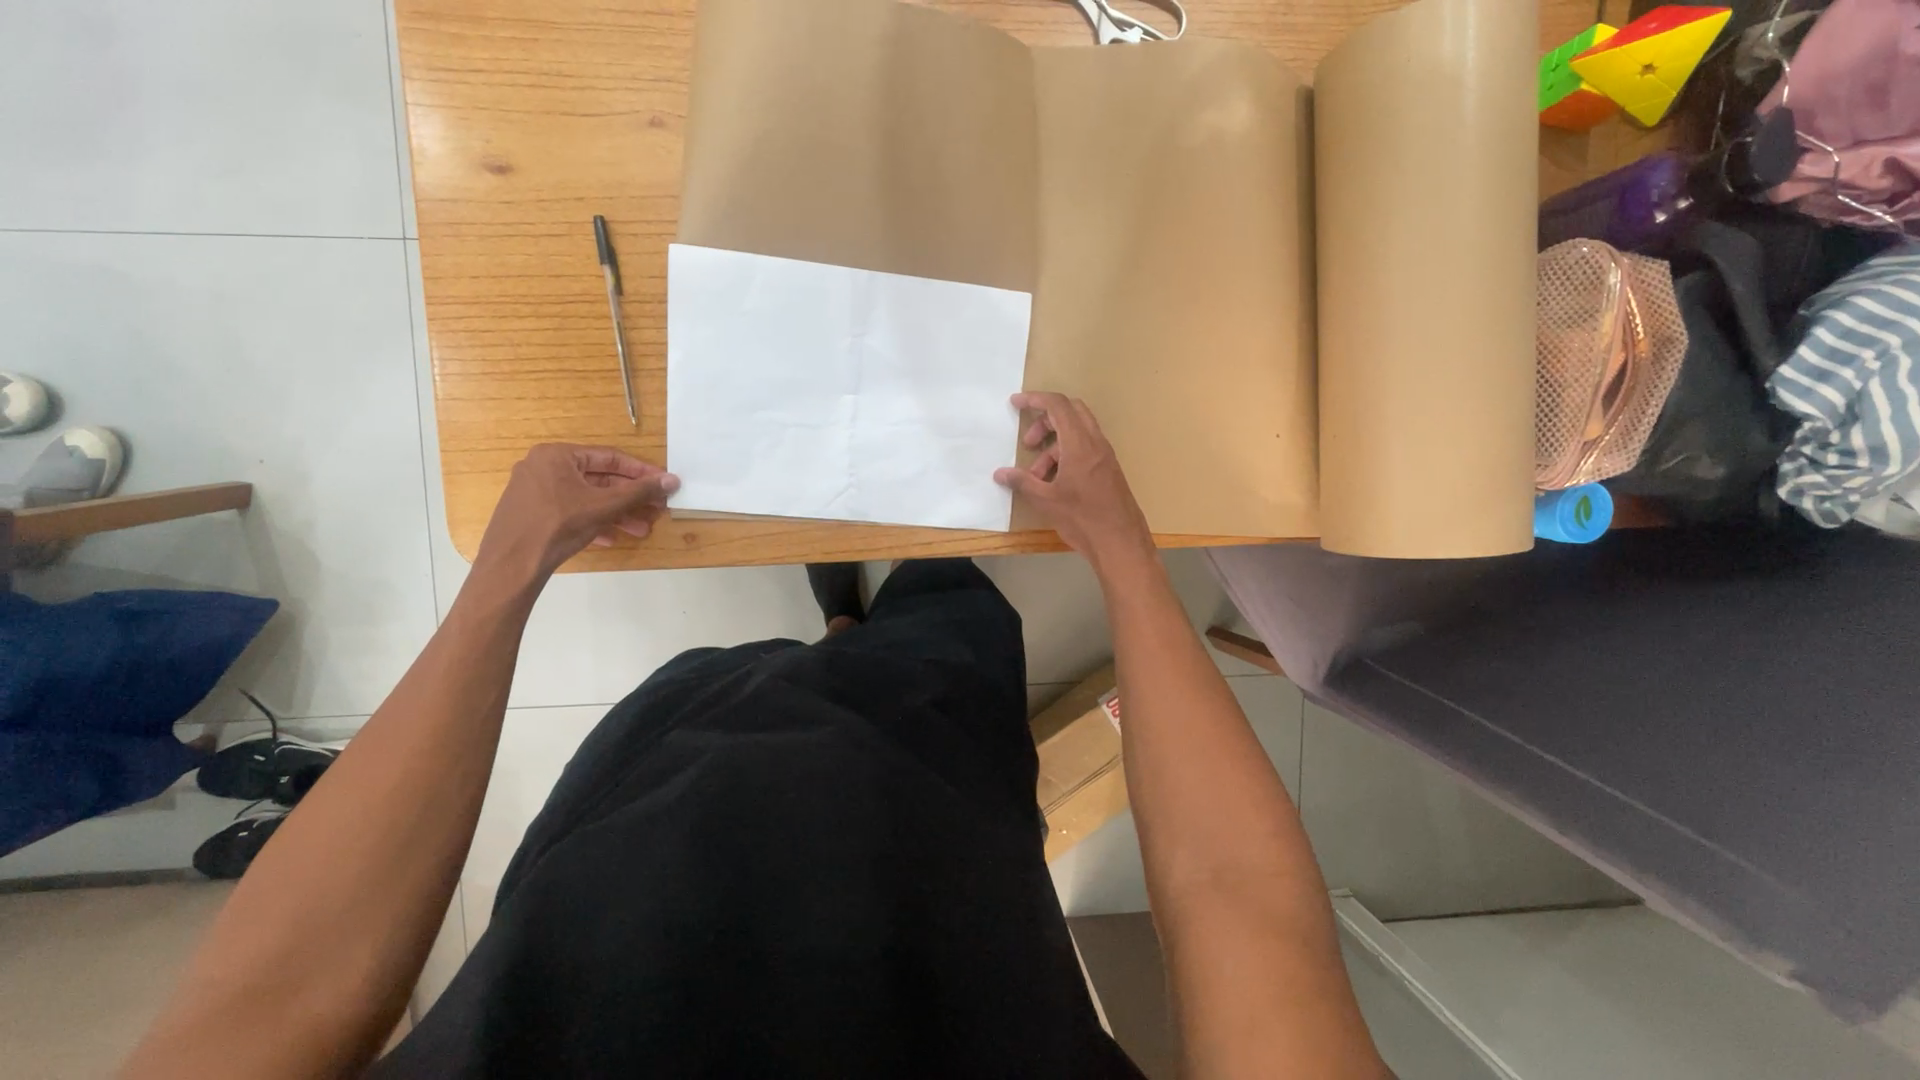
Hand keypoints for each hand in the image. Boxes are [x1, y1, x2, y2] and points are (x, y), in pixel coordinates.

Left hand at [473, 444, 679, 585]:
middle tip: (655, 510)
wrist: (511, 564)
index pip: (609, 458)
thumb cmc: (557, 525)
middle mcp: (543, 467)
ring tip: (641, 530)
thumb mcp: (603, 506)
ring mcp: (535, 491)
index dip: (640, 472)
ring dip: (615, 514)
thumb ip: (639, 492)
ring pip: (585, 498)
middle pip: (597, 480)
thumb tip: (672, 480)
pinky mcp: (531, 513)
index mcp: (557, 456)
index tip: (662, 483)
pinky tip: (611, 538)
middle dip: (628, 498)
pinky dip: (592, 522)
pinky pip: (569, 511)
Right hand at [994, 392, 1152, 570]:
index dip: (1035, 399)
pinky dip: (1065, 456)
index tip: (1016, 403)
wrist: (1120, 542)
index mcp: (1080, 444)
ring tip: (1035, 475)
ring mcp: (1104, 456)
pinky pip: (1084, 450)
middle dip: (1045, 421)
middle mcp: (1096, 443)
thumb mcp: (1046, 500)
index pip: (1058, 406)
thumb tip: (1000, 473)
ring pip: (1076, 434)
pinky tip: (1053, 483)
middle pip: (1070, 412)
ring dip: (1053, 446)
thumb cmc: (1082, 519)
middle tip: (1028, 443)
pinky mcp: (1108, 470)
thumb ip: (1022, 482)